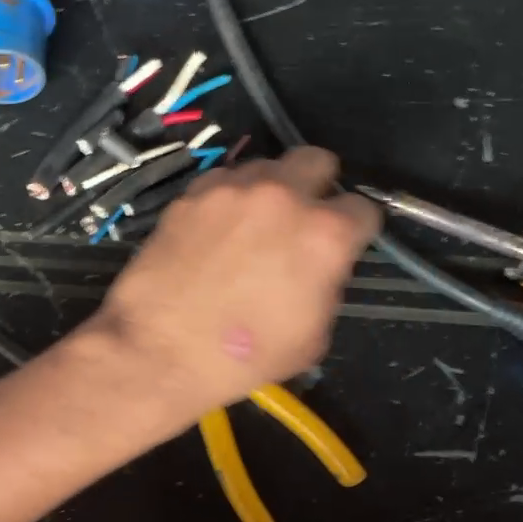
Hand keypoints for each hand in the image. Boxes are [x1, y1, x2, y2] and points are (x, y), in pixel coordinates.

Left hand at [86, 147, 377, 415]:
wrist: (159, 351)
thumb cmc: (240, 359)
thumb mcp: (311, 339)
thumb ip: (326, 289)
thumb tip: (319, 271)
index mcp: (325, 234)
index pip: (362, 210)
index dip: (353, 231)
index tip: (340, 245)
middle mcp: (283, 197)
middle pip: (316, 162)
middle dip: (315, 187)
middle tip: (297, 222)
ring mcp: (232, 190)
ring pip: (264, 168)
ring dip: (267, 191)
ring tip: (249, 228)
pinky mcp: (190, 196)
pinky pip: (220, 182)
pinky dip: (225, 200)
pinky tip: (213, 231)